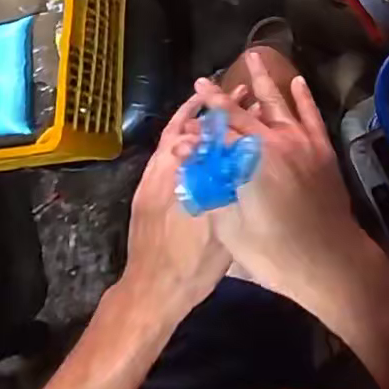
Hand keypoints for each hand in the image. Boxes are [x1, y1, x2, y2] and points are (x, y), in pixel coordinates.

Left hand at [118, 89, 232, 323]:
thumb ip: (225, 187)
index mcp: (178, 175)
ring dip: (197, 121)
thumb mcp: (218, 227)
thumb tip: (239, 154)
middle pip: (187, 127)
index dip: (221, 111)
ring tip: (220, 109)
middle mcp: (162, 171)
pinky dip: (186, 139)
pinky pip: (170, 153)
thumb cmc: (189, 265)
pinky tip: (203, 141)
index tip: (240, 96)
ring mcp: (152, 181)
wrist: (151, 293)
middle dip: (211, 109)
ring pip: (176, 138)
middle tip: (237, 94)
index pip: (200, 130)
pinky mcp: (148, 192)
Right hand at [203, 56, 382, 316]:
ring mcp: (301, 142)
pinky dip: (303, 97)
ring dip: (263, 81)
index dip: (197, 132)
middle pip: (242, 114)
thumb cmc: (275, 252)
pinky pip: (310, 115)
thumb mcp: (231, 229)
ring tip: (254, 58)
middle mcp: (274, 141)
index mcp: (249, 160)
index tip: (182, 127)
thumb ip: (213, 192)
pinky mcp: (321, 149)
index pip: (216, 136)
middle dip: (219, 99)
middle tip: (203, 82)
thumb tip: (196, 170)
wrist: (330, 261)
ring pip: (277, 103)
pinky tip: (297, 82)